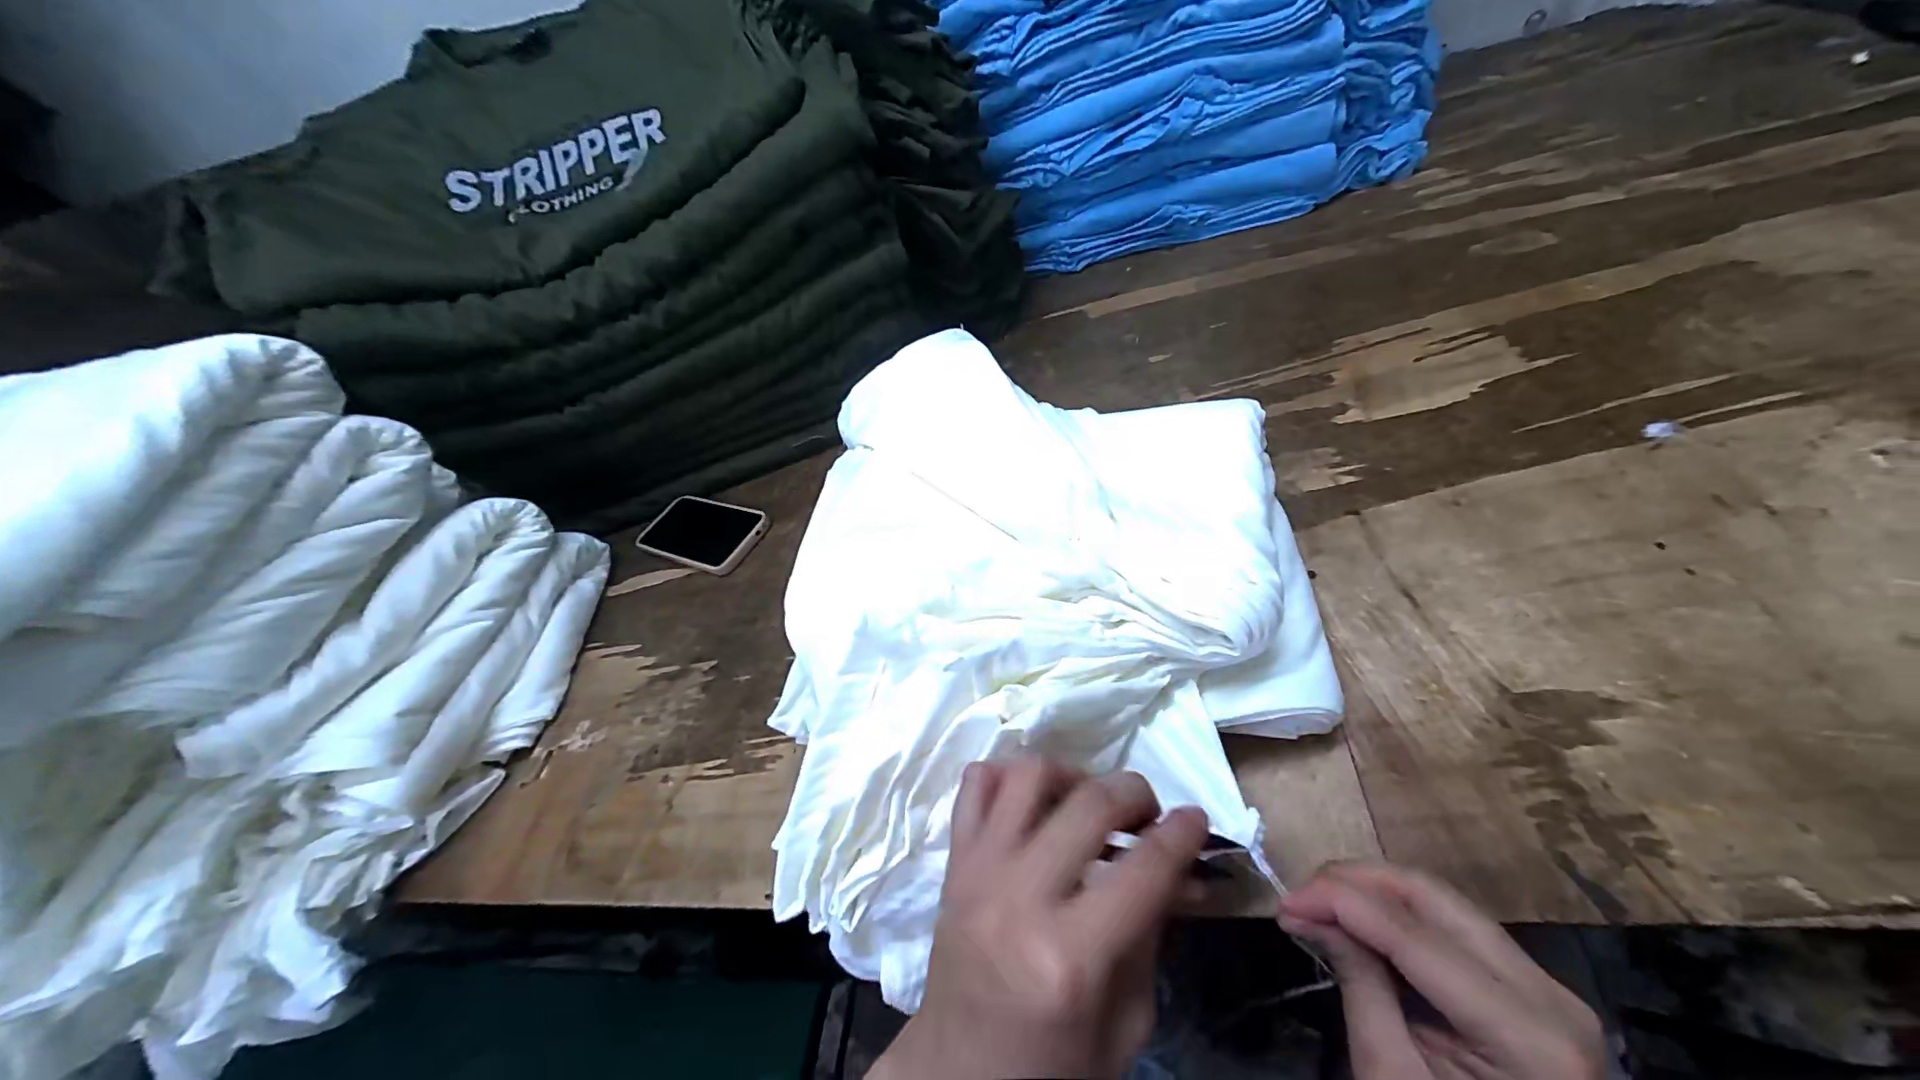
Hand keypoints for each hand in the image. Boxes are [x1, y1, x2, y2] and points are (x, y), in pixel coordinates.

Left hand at [869, 760, 1208, 1079]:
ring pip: (1026, 776)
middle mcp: (1018, 899)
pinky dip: (1008, 777)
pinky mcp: (952, 863)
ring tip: (1089, 803)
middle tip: (1149, 814)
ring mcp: (977, 872)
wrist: (958, 1076)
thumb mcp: (1126, 1021)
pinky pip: (975, 785)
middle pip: (1089, 804)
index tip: (1196, 818)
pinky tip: (1034, 801)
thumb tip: (1182, 872)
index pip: (1143, 869)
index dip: (1182, 835)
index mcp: (1069, 957)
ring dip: (1071, 776)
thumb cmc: (1052, 1066)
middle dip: (1135, 794)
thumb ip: (1152, 936)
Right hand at [1279, 862, 1606, 1079]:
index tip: (1281, 901)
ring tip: (1319, 903)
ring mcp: (1548, 989)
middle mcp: (1550, 996)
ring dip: (1372, 892)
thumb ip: (1358, 983)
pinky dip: (1398, 914)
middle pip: (1433, 899)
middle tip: (1298, 894)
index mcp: (1527, 1035)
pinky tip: (1358, 921)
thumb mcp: (1391, 1076)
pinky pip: (1455, 926)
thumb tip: (1308, 912)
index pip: (1413, 933)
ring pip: (1443, 902)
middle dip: (1354, 883)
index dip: (1339, 901)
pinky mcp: (1534, 989)